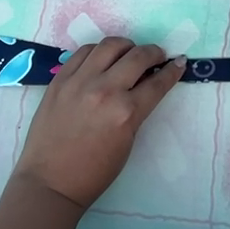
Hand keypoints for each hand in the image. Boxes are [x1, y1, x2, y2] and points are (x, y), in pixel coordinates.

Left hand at [10, 36, 183, 208]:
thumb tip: (146, 83)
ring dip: (127, 46)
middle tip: (157, 56)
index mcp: (126, 113)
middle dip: (154, 53)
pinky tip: (103, 59)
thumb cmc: (94, 172)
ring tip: (129, 54)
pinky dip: (99, 51)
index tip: (179, 62)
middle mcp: (105, 90)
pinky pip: (84, 51)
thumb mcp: (127, 142)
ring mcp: (80, 81)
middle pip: (138, 56)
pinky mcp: (60, 79)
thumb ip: (137, 109)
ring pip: (111, 45)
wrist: (50, 183)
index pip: (157, 82)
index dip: (172, 70)